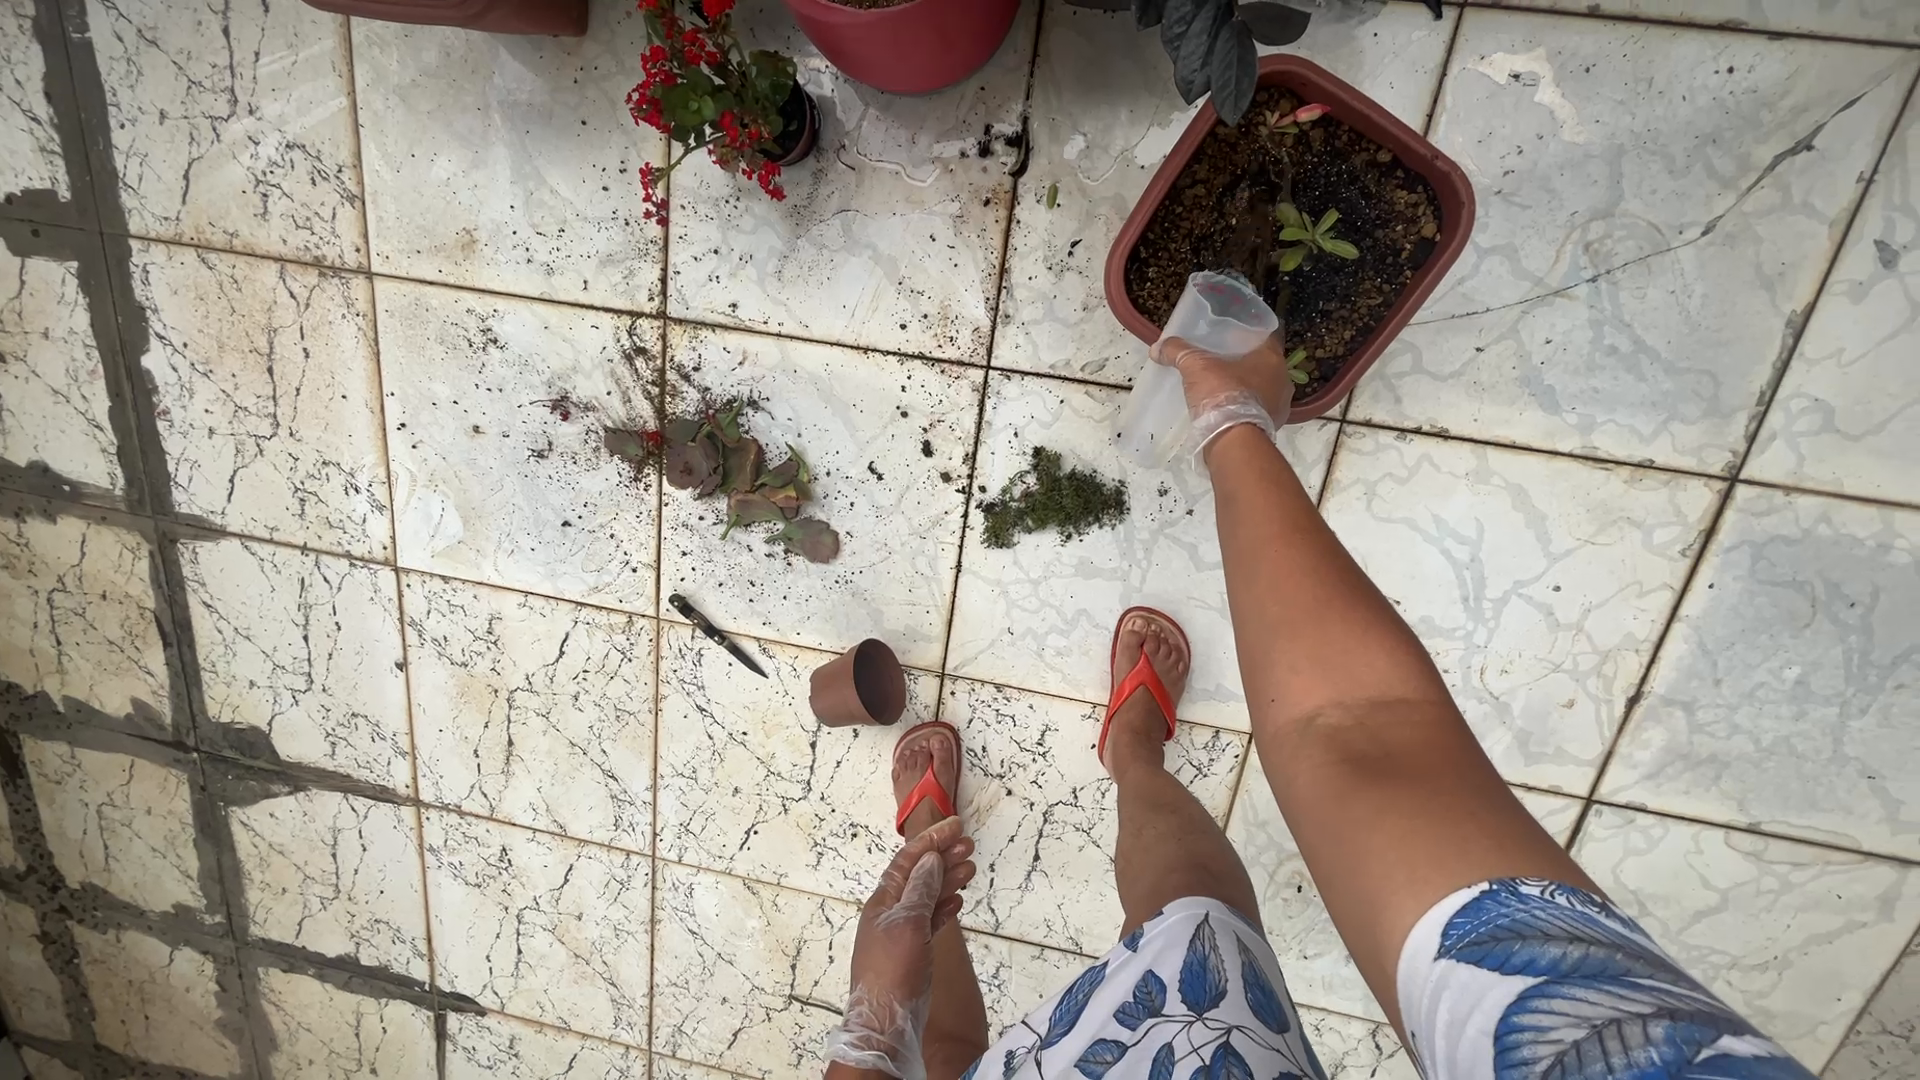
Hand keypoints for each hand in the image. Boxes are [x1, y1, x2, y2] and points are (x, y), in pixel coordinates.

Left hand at [824, 817, 976, 1079]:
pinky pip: (930, 919)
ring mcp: (901, 932)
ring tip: (971, 868)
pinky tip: (958, 901)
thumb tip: (930, 858)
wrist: (884, 1027)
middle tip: (970, 845)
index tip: (956, 824)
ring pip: (928, 896)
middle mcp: (891, 911)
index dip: (932, 839)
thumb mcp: (908, 923)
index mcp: (884, 899)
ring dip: (948, 879)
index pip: (909, 859)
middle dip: (944, 856)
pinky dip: (944, 907)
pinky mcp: (912, 952)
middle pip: (920, 875)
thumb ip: (921, 889)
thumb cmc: (893, 970)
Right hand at [1151, 334, 1294, 450]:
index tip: (1232, 336)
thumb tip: (1156, 348)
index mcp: (1271, 357)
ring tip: (1224, 390)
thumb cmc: (1222, 395)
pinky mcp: (1272, 426)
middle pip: (1264, 363)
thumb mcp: (1195, 367)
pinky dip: (1247, 409)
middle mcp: (1282, 379)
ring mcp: (1280, 405)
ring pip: (1264, 389)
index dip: (1249, 333)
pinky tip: (1229, 411)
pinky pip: (1260, 411)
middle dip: (1246, 363)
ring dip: (1248, 388)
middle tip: (1223, 363)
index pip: (1266, 334)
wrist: (1232, 441)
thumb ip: (1177, 353)